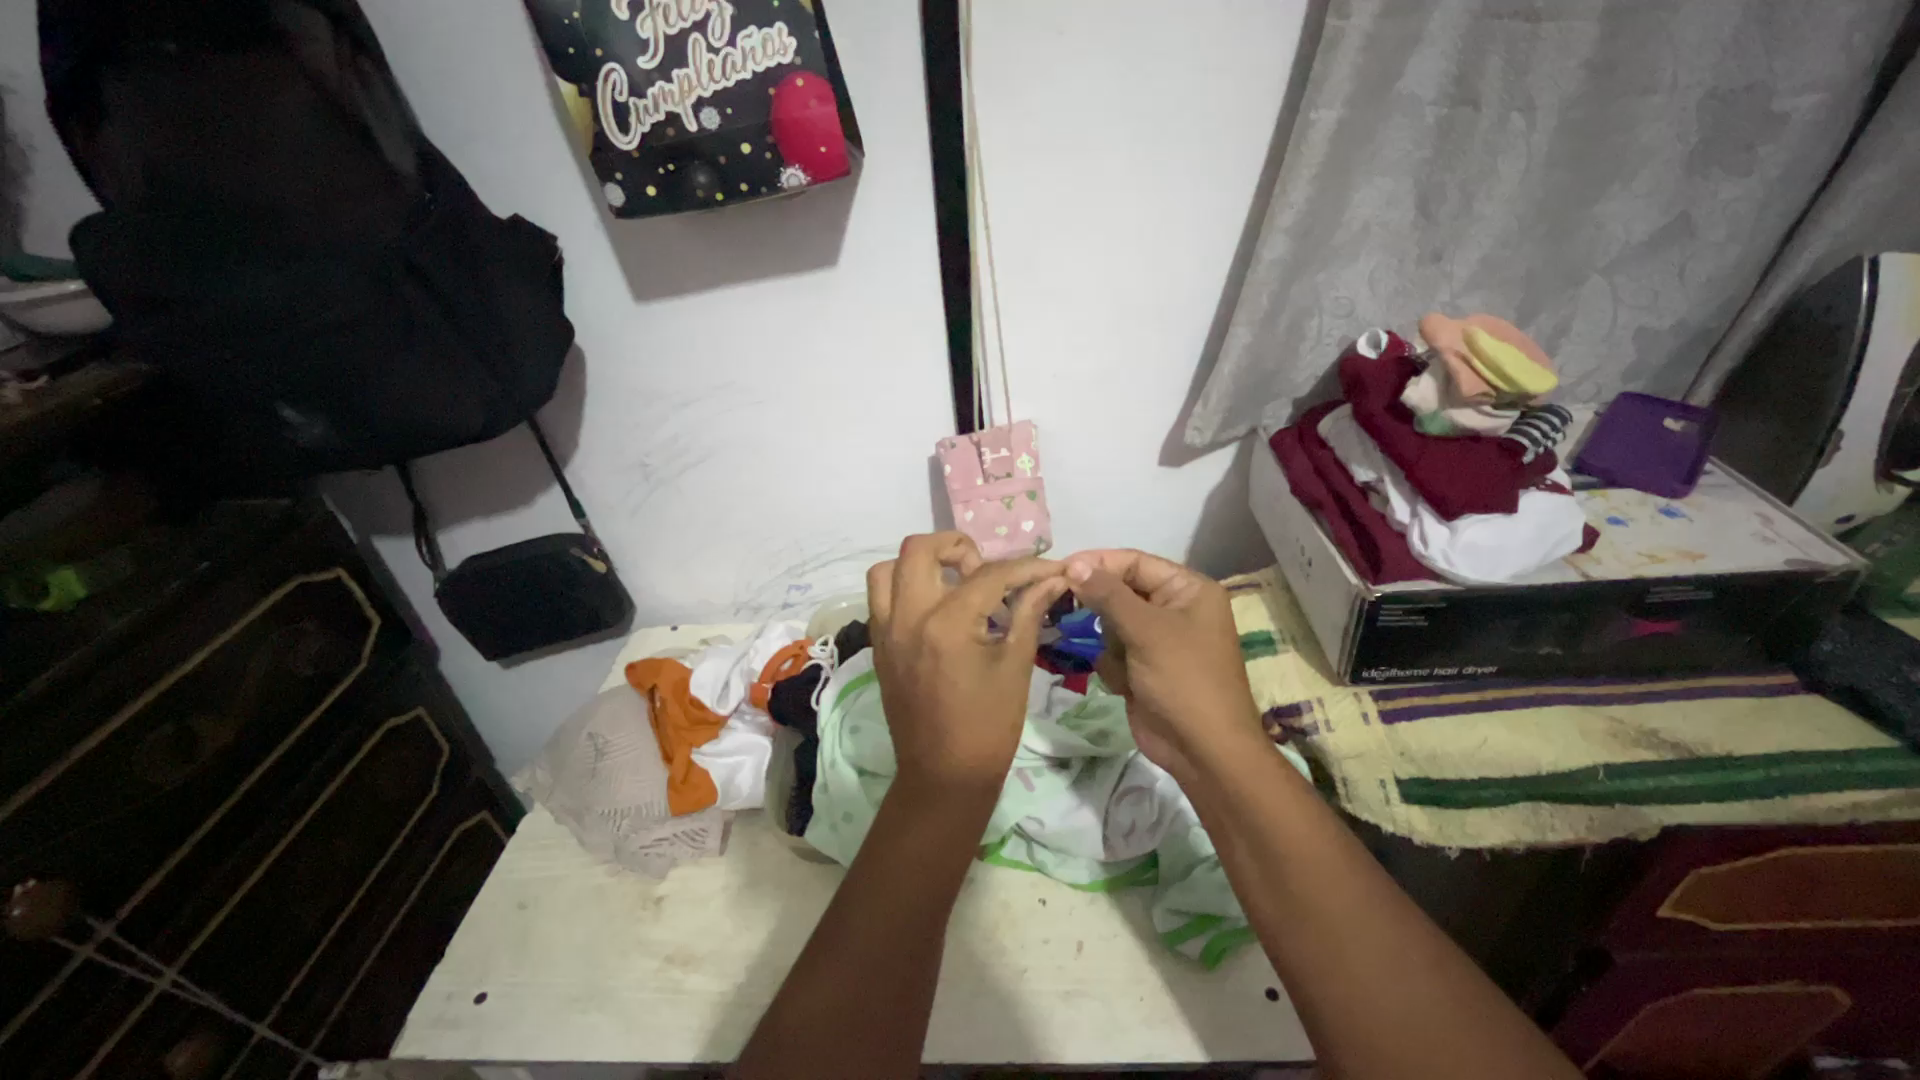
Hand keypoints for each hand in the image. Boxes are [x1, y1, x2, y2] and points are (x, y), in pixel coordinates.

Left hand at [867, 533, 1068, 791]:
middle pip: (920, 549)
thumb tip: (1053, 579)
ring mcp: (886, 631)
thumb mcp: (1016, 666)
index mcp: (947, 623)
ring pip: (888, 569)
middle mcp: (908, 616)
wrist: (944, 775)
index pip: (989, 574)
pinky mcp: (879, 646)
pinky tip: (936, 608)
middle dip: (957, 547)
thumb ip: (1029, 613)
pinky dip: (904, 589)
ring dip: (920, 564)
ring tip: (952, 583)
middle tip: (984, 570)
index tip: (1051, 568)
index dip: (1027, 568)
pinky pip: (880, 599)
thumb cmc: (989, 727)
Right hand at [1064, 550, 1262, 776]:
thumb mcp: (1146, 631)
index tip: (1060, 570)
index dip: (1098, 563)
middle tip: (1068, 610)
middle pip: (1121, 592)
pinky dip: (1114, 668)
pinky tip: (1126, 687)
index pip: (1135, 563)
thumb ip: (1108, 595)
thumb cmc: (1184, 680)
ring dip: (1110, 645)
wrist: (1203, 750)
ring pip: (1112, 625)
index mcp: (1188, 590)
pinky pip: (1114, 653)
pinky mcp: (1144, 669)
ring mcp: (1159, 642)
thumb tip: (1073, 565)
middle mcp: (1175, 610)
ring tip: (1122, 665)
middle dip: (1101, 608)